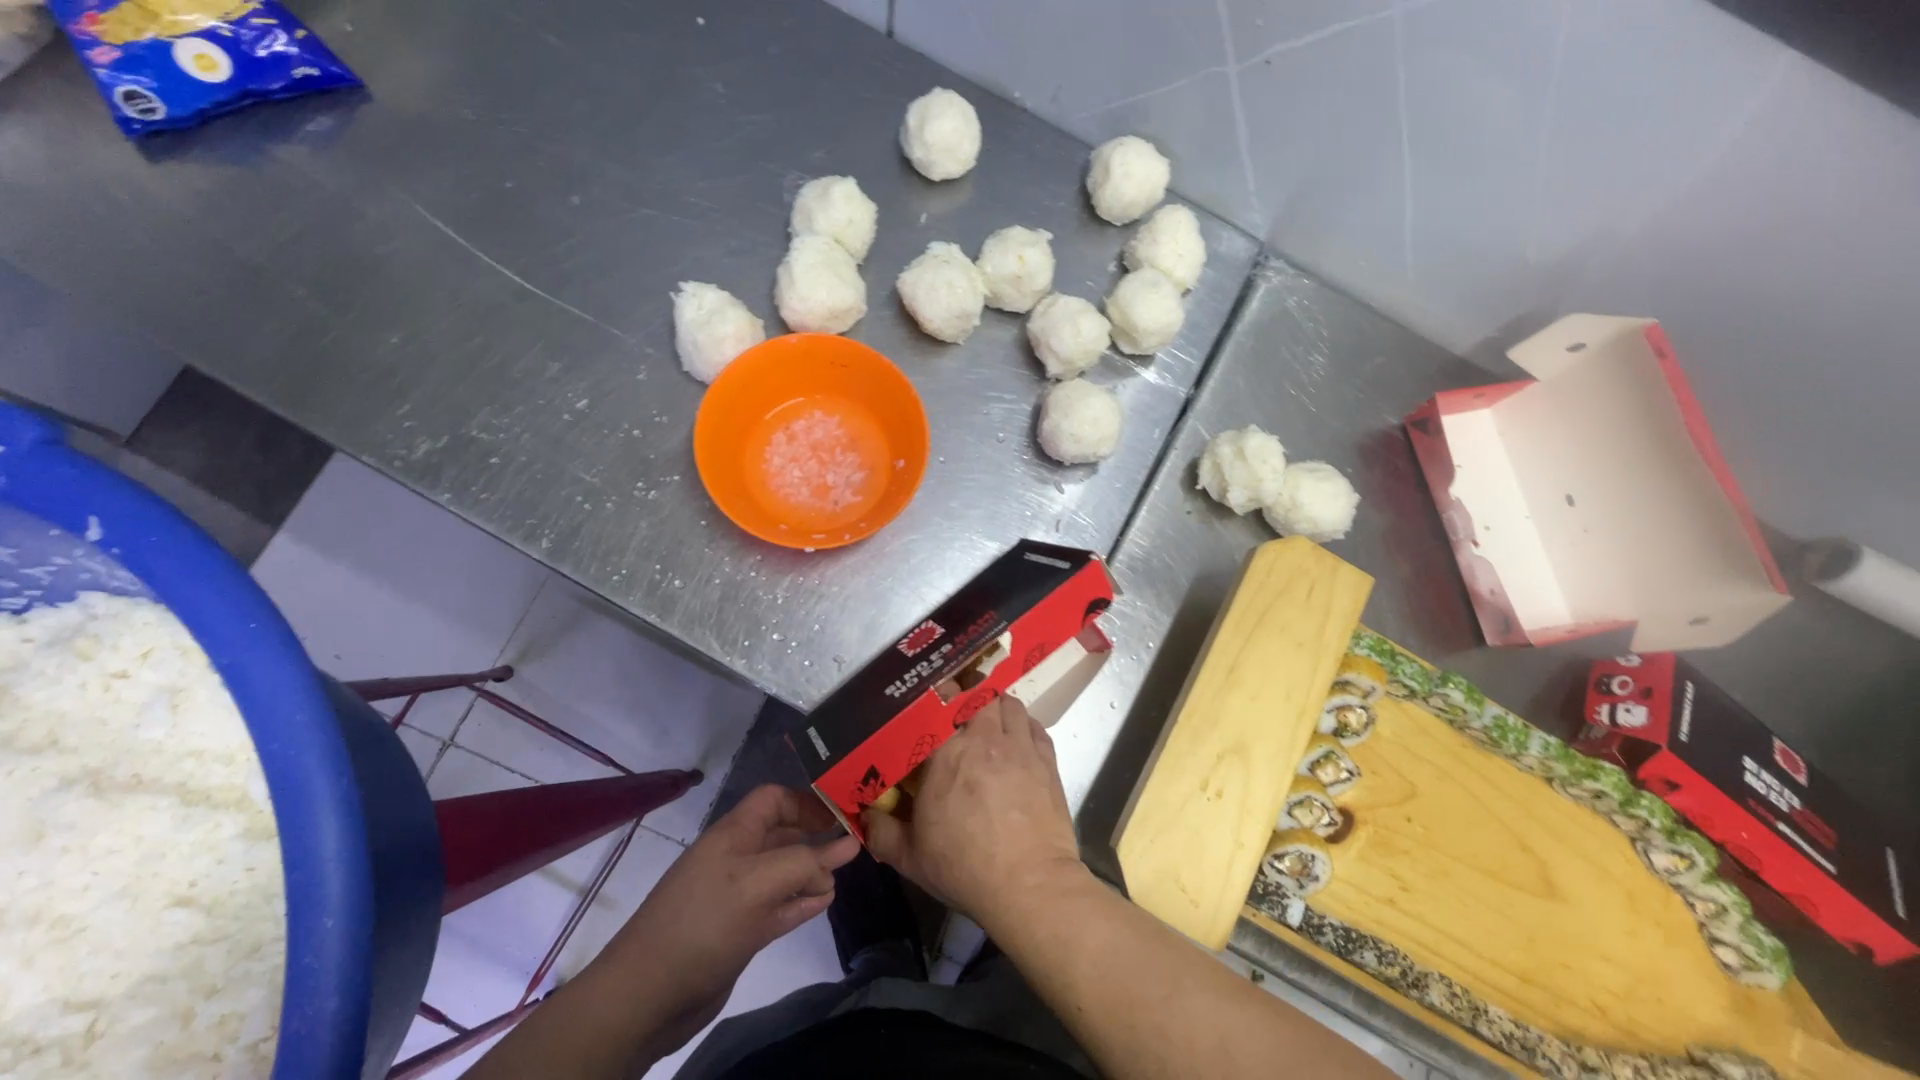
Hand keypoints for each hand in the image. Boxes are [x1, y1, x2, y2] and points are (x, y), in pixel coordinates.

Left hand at [587, 785, 859, 1057]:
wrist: (648, 994)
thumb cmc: (704, 923)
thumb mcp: (758, 882)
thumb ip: (804, 862)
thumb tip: (840, 856)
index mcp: (734, 834)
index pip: (774, 799)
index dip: (807, 801)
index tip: (841, 815)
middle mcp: (736, 858)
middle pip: (782, 833)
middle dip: (816, 836)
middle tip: (855, 845)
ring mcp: (737, 896)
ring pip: (783, 872)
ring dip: (812, 872)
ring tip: (840, 877)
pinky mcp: (740, 932)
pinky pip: (778, 907)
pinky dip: (801, 902)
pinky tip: (822, 903)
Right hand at [863, 695, 1086, 929]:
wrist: (1029, 885)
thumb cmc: (964, 867)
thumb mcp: (909, 857)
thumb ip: (882, 831)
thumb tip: (866, 814)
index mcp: (946, 754)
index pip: (940, 701)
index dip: (936, 695)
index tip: (930, 703)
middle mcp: (985, 739)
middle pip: (980, 694)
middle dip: (969, 696)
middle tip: (958, 712)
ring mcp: (1021, 748)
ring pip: (1010, 705)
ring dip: (997, 708)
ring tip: (989, 724)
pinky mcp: (1048, 763)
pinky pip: (1036, 727)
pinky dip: (1024, 726)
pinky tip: (1017, 742)